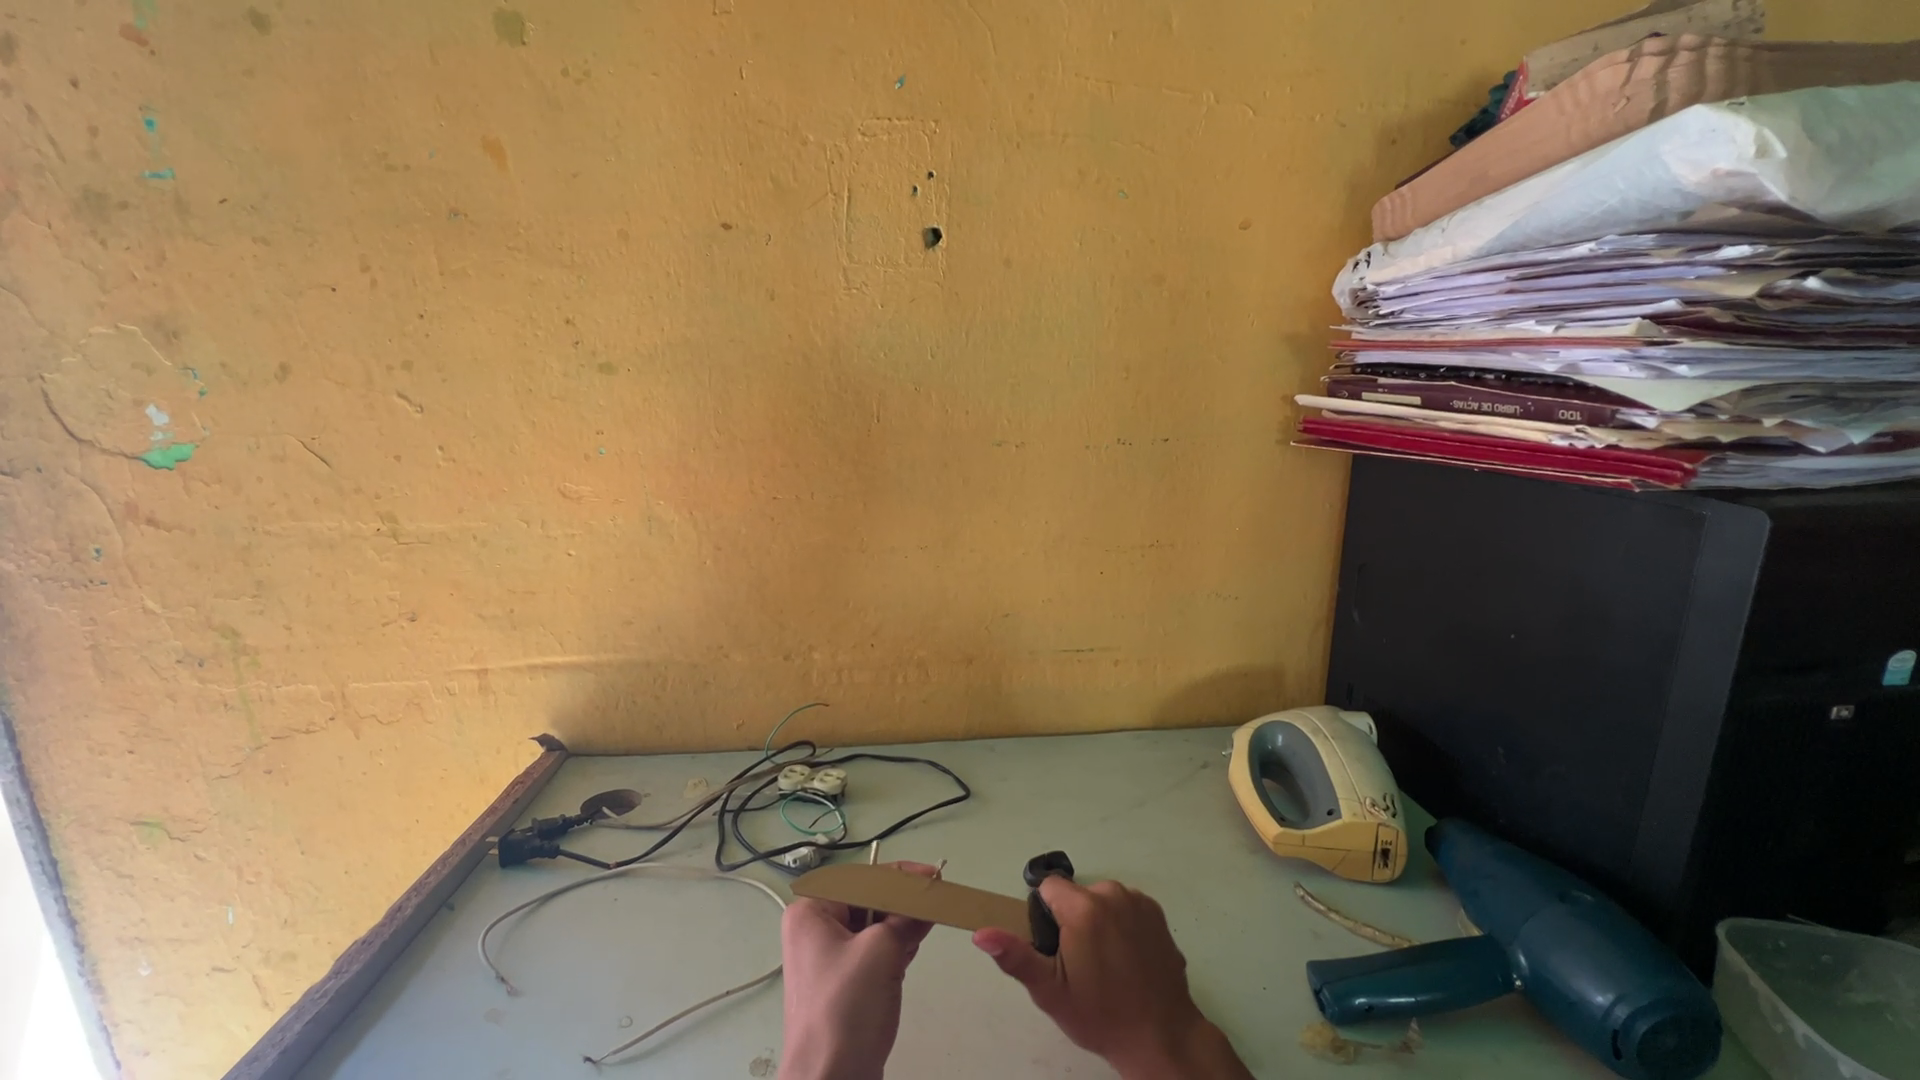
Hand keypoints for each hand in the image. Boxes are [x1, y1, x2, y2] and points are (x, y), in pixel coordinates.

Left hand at [779, 861, 937, 1079]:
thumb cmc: (847, 1007)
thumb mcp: (881, 950)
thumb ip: (906, 916)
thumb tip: (928, 896)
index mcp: (811, 912)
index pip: (862, 879)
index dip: (900, 875)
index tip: (934, 875)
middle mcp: (815, 930)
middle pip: (867, 900)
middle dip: (902, 899)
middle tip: (938, 898)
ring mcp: (828, 959)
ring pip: (873, 925)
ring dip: (902, 922)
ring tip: (931, 919)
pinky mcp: (844, 983)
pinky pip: (874, 950)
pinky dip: (897, 944)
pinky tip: (917, 942)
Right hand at [972, 879, 1252, 1079]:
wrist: (1160, 1036)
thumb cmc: (1099, 1014)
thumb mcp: (1050, 991)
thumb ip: (1014, 956)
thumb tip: (981, 934)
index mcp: (1083, 908)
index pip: (1049, 887)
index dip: (1047, 915)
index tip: (1057, 947)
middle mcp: (1112, 895)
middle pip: (1077, 894)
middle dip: (1073, 919)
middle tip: (1082, 962)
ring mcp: (1138, 902)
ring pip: (1102, 899)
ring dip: (1098, 920)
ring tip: (1106, 962)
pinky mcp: (1157, 913)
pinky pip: (1126, 907)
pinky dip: (1122, 924)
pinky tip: (1127, 957)